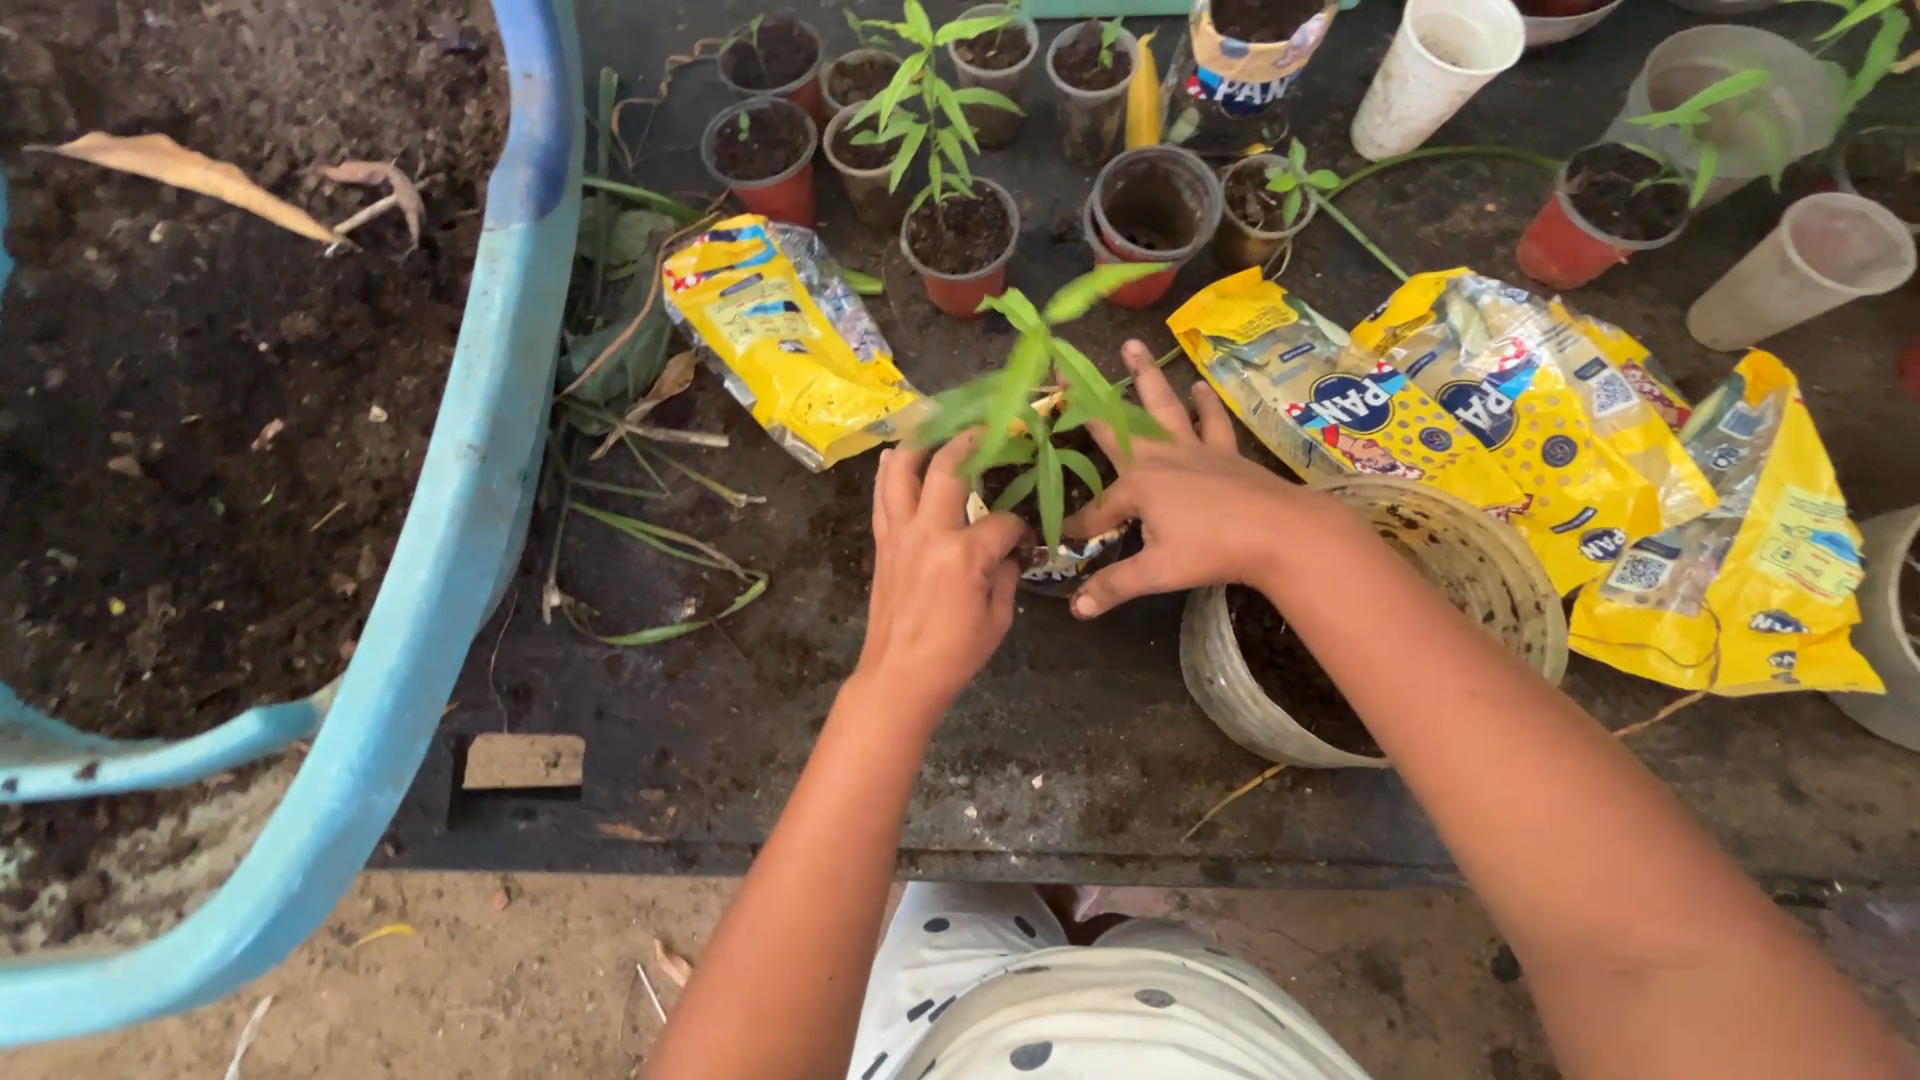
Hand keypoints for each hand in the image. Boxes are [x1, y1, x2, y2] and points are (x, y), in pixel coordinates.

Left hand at [854, 433, 1025, 715]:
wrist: (899, 676)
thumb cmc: (954, 654)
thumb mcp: (998, 618)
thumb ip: (1005, 576)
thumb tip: (1007, 552)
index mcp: (965, 555)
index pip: (1003, 523)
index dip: (1019, 528)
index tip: (1025, 538)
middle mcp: (929, 532)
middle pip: (949, 470)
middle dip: (972, 444)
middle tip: (987, 428)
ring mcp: (900, 534)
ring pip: (903, 473)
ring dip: (920, 443)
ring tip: (935, 423)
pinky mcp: (883, 543)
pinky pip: (883, 497)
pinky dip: (889, 472)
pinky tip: (896, 455)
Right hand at [1067, 340, 1338, 617]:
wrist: (1282, 532)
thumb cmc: (1214, 550)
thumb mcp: (1157, 572)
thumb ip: (1114, 585)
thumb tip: (1077, 609)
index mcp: (1139, 485)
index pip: (1098, 509)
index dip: (1081, 527)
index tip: (1064, 540)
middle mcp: (1160, 457)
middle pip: (1118, 425)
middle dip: (1086, 401)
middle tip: (1064, 368)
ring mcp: (1194, 450)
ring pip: (1163, 406)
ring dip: (1145, 377)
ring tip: (1132, 346)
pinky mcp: (1224, 452)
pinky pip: (1210, 421)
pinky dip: (1204, 405)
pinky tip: (1199, 388)